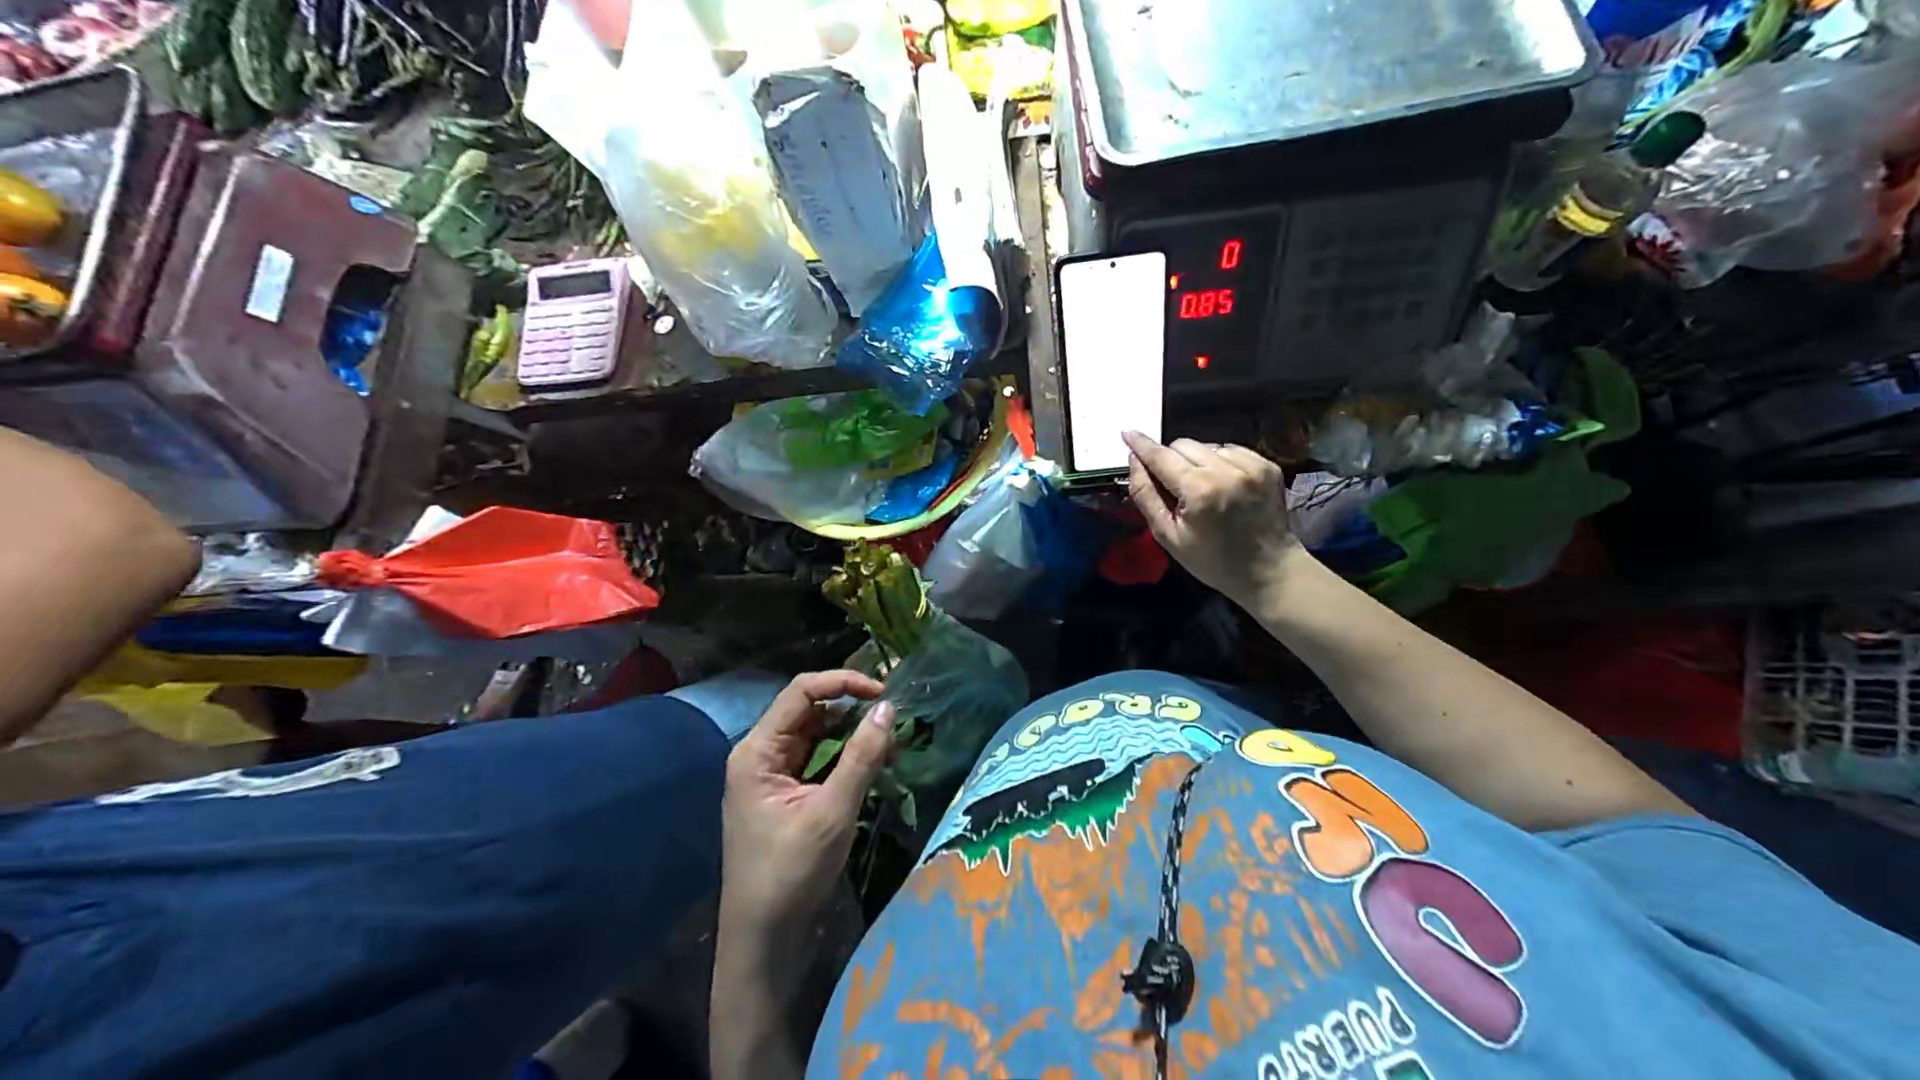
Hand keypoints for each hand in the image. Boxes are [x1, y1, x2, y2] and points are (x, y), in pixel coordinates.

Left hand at [719, 671, 895, 940]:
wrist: (763, 939)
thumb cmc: (790, 873)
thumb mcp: (832, 812)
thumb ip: (862, 757)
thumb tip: (888, 708)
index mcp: (757, 751)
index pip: (801, 692)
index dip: (843, 682)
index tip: (883, 692)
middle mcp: (760, 754)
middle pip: (809, 710)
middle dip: (852, 708)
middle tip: (893, 716)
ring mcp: (772, 775)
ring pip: (817, 735)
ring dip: (852, 733)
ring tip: (891, 739)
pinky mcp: (785, 794)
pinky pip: (818, 760)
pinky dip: (845, 756)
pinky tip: (874, 761)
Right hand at [1124, 431, 1303, 603]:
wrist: (1269, 570)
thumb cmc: (1212, 560)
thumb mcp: (1168, 535)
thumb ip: (1146, 496)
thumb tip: (1134, 461)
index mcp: (1199, 490)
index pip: (1161, 456)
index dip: (1141, 444)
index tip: (1127, 433)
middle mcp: (1226, 470)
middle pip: (1182, 445)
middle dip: (1171, 460)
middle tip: (1173, 486)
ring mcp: (1251, 465)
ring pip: (1206, 446)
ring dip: (1196, 462)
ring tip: (1202, 489)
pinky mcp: (1267, 465)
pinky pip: (1230, 450)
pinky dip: (1220, 463)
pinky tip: (1223, 486)